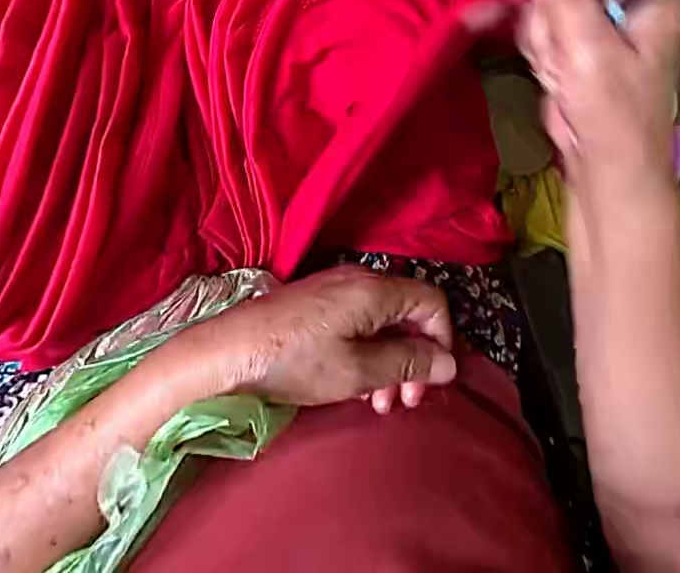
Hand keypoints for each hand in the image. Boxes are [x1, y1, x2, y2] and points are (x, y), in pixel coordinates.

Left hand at [177, 266, 457, 413]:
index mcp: (374, 289)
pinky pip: (359, 320)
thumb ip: (407, 363)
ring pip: (383, 320)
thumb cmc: (295, 361)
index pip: (432, 301)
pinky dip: (367, 350)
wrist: (230, 350)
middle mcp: (359, 279)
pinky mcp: (318, 300)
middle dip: (414, 357)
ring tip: (378, 401)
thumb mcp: (357, 371)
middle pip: (408, 311)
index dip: (442, 340)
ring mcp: (336, 287)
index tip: (429, 379)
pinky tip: (355, 383)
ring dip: (390, 360)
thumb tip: (449, 362)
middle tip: (404, 400)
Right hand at [517, 0, 679, 194]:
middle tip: (548, 29)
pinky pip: (539, 18)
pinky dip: (535, 41)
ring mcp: (594, 17)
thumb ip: (565, 1)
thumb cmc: (616, 114)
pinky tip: (548, 71)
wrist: (605, 165)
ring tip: (558, 69)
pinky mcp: (569, 36)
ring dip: (543, 29)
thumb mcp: (592, 55)